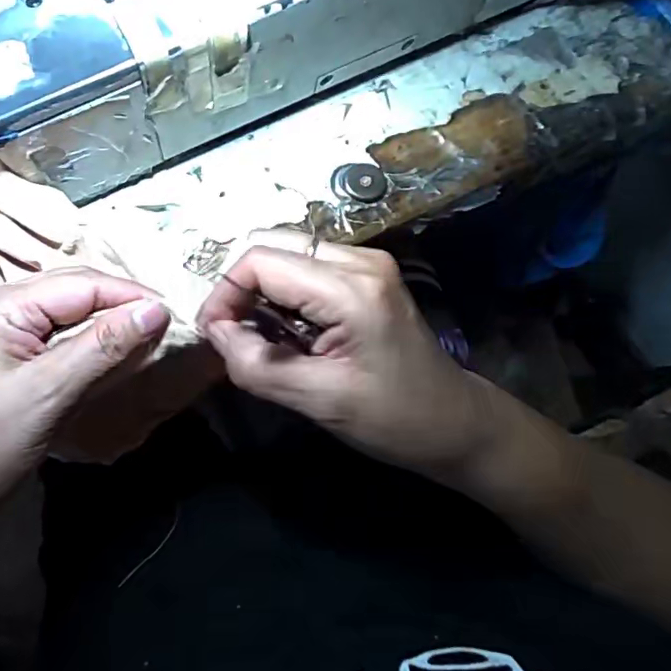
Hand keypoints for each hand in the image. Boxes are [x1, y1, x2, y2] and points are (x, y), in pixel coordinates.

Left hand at [0, 270, 171, 527]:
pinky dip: (91, 340)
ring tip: (148, 335)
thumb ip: (104, 346)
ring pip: (70, 311)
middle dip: (121, 304)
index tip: (174, 313)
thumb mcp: (50, 392)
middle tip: (166, 324)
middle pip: (75, 290)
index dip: (130, 295)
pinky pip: (59, 333)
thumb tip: (158, 309)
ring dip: (109, 321)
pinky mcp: (8, 354)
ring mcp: (1, 329)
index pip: (81, 284)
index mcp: (0, 304)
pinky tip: (113, 351)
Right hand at [197, 240, 502, 485]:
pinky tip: (290, 332)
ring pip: (287, 255)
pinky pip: (307, 269)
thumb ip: (257, 364)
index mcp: (351, 288)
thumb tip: (216, 332)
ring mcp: (366, 263)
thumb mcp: (318, 400)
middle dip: (241, 289)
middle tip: (233, 336)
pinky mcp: (366, 275)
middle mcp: (359, 260)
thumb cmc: (394, 419)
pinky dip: (284, 295)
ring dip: (263, 293)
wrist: (456, 423)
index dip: (226, 293)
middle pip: (272, 247)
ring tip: (263, 339)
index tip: (214, 334)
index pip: (262, 261)